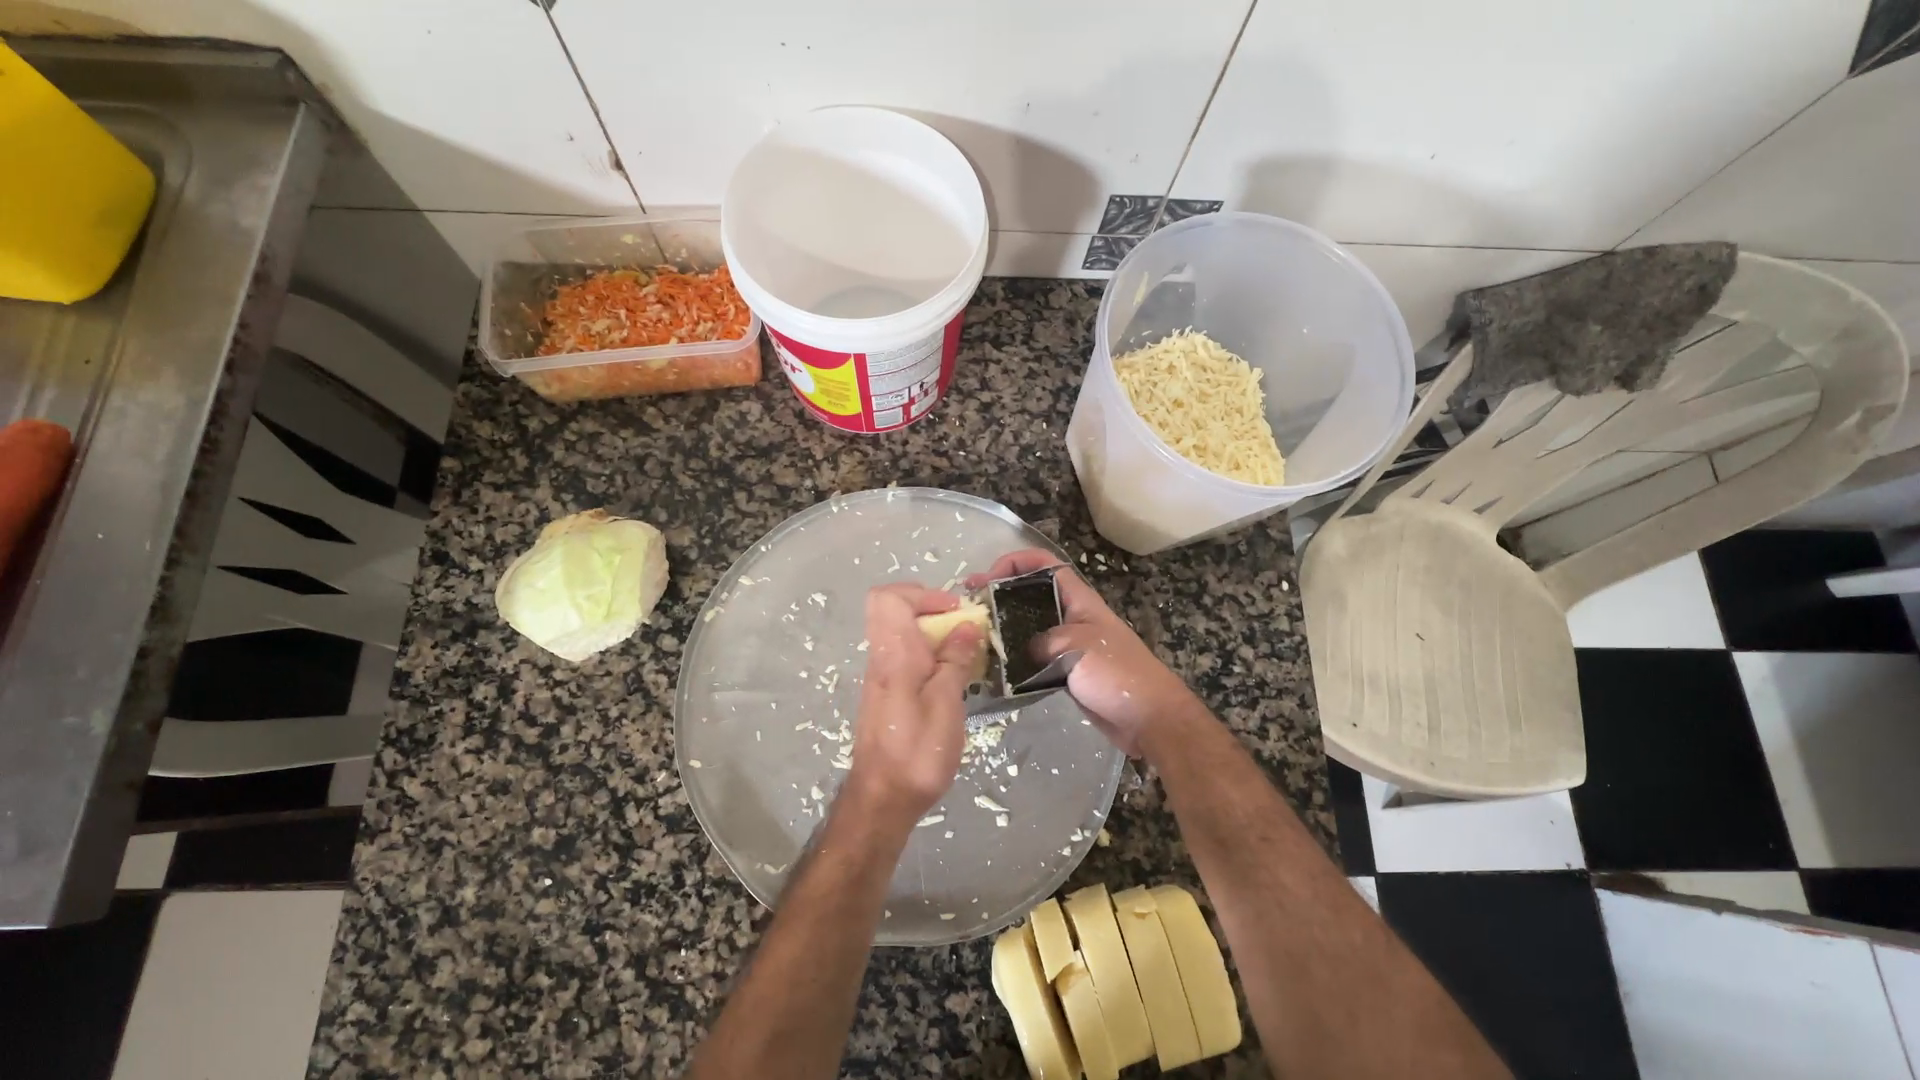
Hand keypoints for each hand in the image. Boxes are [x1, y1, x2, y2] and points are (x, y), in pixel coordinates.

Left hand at [842, 584, 982, 830]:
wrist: (883, 799)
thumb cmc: (918, 752)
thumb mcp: (947, 703)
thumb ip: (955, 660)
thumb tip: (966, 625)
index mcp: (893, 654)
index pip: (888, 597)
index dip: (923, 593)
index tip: (956, 612)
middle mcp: (881, 659)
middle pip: (893, 611)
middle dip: (932, 610)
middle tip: (963, 630)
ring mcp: (881, 678)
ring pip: (900, 635)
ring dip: (933, 636)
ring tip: (964, 656)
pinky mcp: (886, 696)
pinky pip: (904, 658)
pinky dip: (928, 657)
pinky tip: (951, 681)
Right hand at [967, 550, 1202, 757]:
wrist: (1148, 717)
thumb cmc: (1117, 674)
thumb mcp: (1075, 648)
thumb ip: (1041, 641)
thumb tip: (1021, 649)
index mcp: (1079, 600)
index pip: (1045, 565)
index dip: (1015, 562)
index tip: (987, 577)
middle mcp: (1073, 617)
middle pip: (1032, 594)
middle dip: (1001, 594)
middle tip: (972, 606)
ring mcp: (1070, 645)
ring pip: (1030, 626)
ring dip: (1005, 628)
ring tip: (977, 636)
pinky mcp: (1068, 671)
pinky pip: (1035, 657)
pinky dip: (1015, 658)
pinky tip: (996, 667)